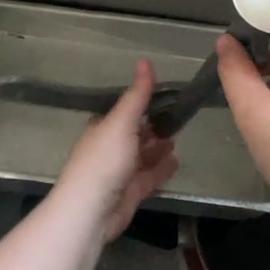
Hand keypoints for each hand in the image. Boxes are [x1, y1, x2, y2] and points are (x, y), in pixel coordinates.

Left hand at [51, 59, 178, 240]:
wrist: (92, 209)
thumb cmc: (104, 160)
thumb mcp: (122, 122)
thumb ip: (137, 95)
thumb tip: (145, 60)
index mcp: (102, 128)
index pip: (123, 111)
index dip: (141, 103)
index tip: (164, 95)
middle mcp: (109, 148)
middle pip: (133, 133)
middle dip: (152, 125)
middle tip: (177, 117)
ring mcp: (120, 171)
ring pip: (142, 155)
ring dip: (158, 147)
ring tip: (178, 137)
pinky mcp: (131, 192)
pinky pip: (150, 177)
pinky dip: (162, 169)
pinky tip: (177, 162)